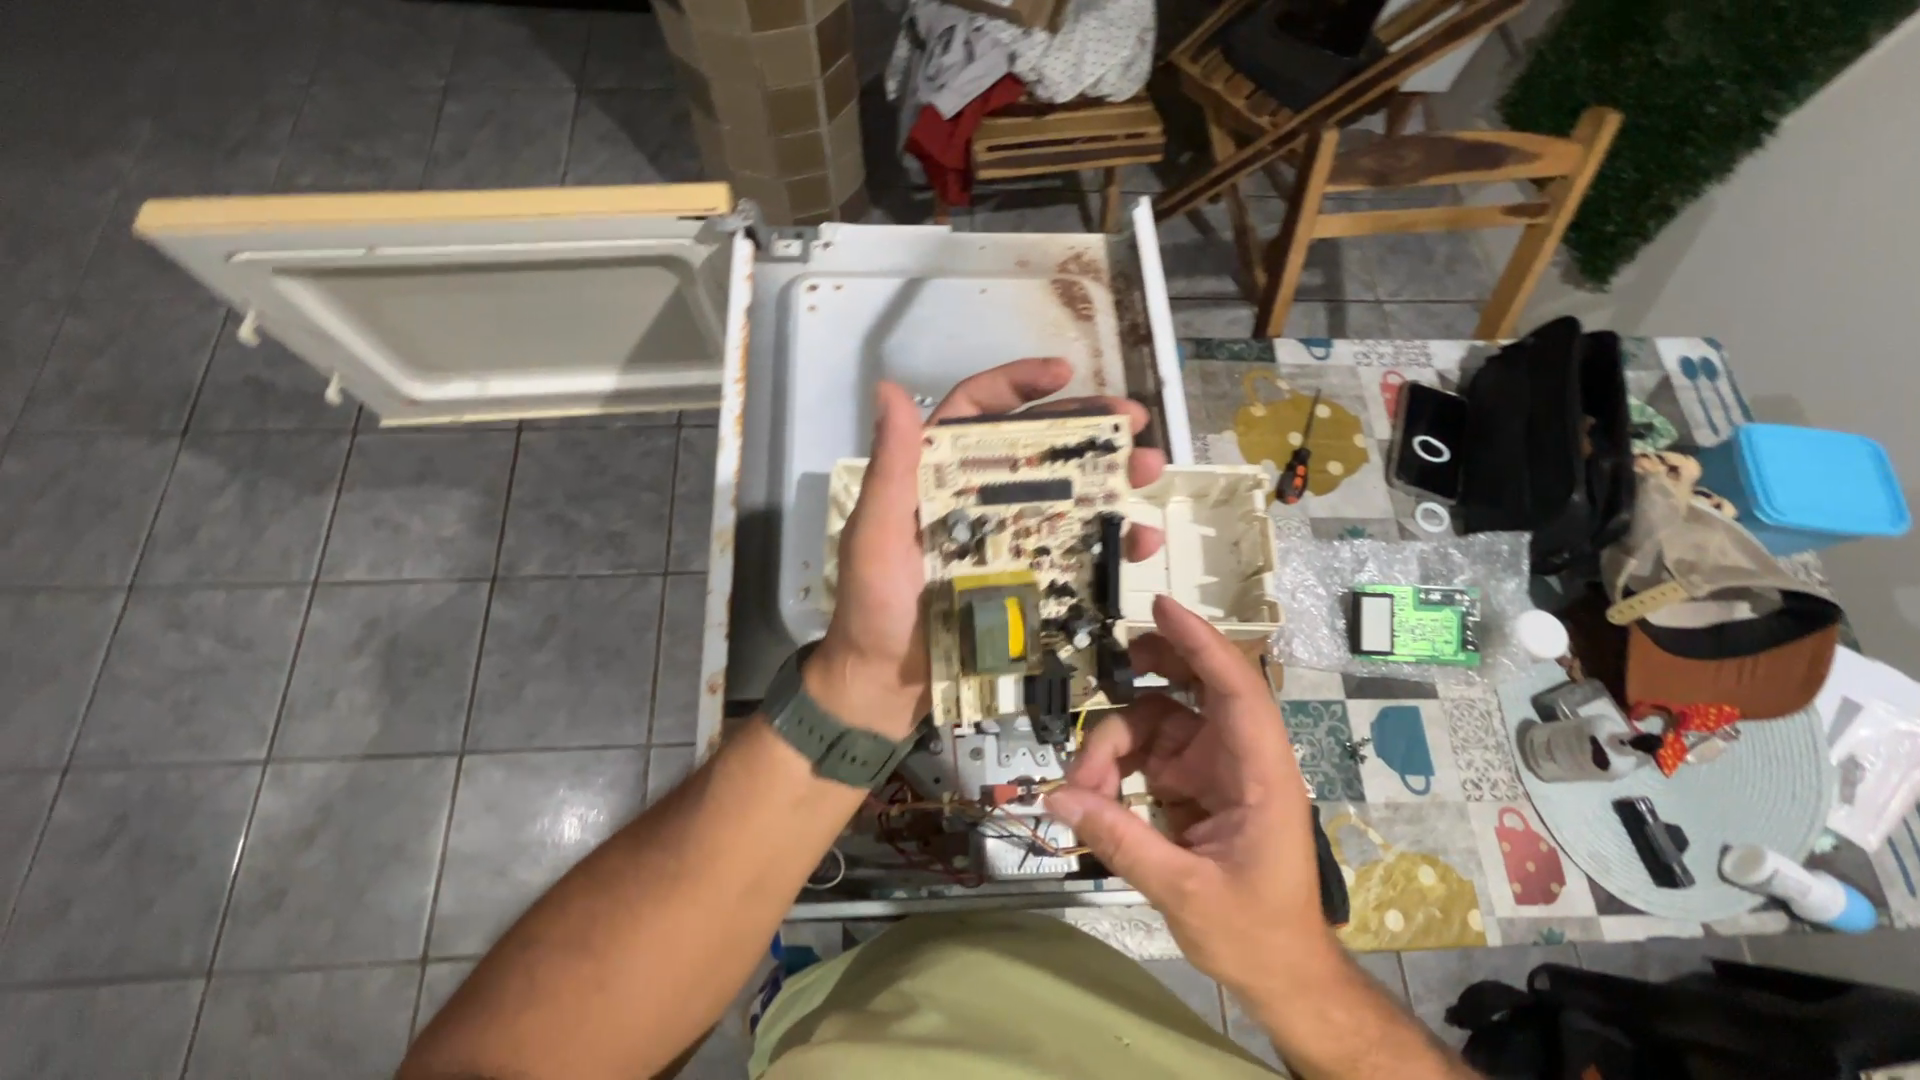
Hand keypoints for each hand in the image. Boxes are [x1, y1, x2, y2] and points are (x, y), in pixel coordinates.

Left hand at [805, 357, 1166, 739]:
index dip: (1018, 385)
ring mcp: (1007, 541)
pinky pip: (1076, 554)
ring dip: (1112, 481)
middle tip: (1135, 423)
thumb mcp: (874, 535)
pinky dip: (1111, 544)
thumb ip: (890, 467)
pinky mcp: (1029, 580)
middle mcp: (976, 499)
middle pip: (1037, 450)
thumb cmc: (872, 608)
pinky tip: (1140, 540)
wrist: (885, 688)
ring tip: (1151, 474)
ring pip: (1066, 497)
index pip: (977, 412)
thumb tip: (891, 388)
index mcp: (935, 478)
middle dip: (1087, 429)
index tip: (1065, 373)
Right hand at [1046, 595, 1337, 993]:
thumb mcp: (1184, 892)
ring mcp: (1214, 772)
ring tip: (1082, 788)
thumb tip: (1056, 798)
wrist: (1283, 975)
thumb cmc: (1255, 934)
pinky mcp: (1192, 790)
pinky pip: (1146, 757)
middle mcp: (1239, 759)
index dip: (1201, 642)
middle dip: (1154, 669)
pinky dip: (1114, 768)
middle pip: (1197, 688)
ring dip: (1113, 743)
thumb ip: (1120, 841)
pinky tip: (1090, 797)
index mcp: (1260, 772)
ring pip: (1157, 724)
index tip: (1161, 608)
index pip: (1235, 689)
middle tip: (1111, 668)